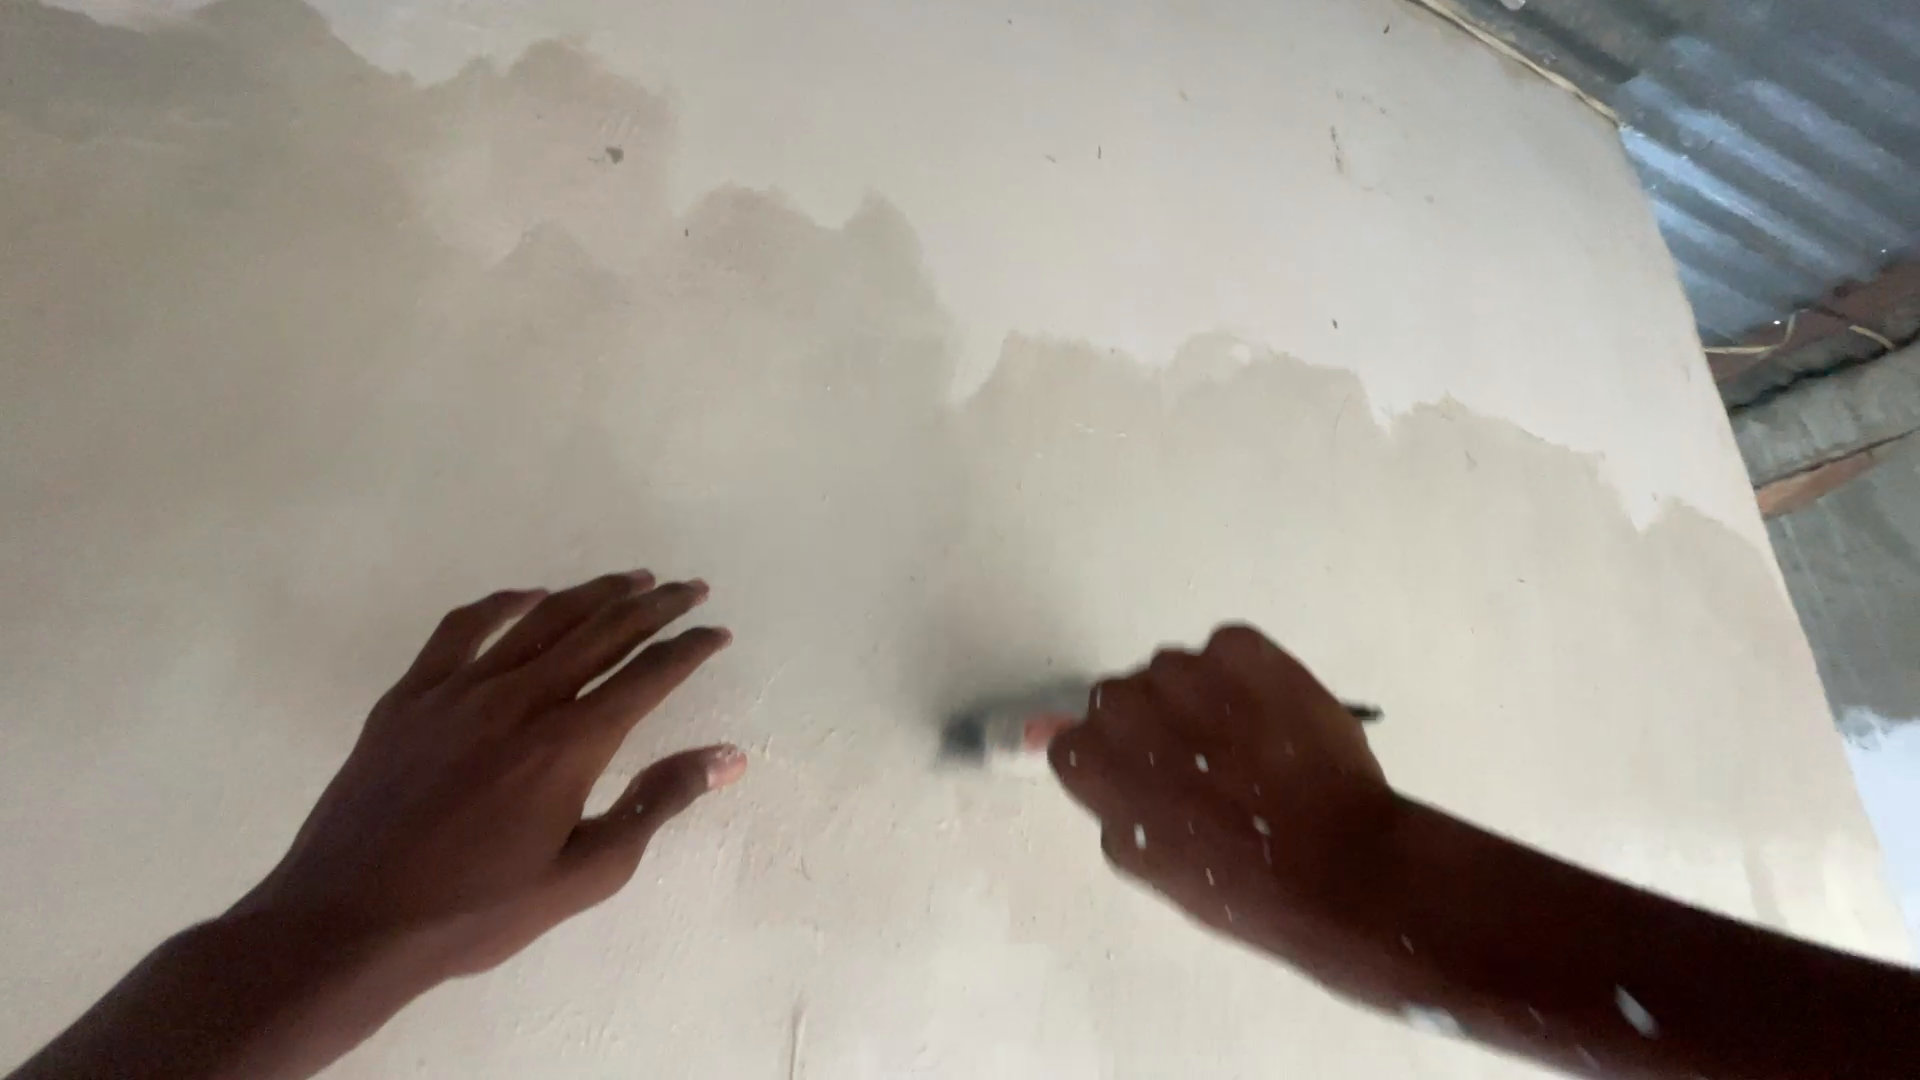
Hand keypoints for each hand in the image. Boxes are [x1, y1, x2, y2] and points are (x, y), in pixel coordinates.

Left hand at [233, 570, 745, 979]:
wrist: (340, 931)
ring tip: (634, 578)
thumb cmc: (477, 909)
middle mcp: (522, 700)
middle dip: (659, 605)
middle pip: (606, 631)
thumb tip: (728, 758)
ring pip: (544, 618)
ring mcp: (461, 691)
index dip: (692, 648)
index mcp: (569, 744)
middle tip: (692, 587)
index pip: (650, 675)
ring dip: (597, 592)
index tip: (717, 632)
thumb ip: (660, 803)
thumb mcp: (588, 872)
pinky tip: (529, 595)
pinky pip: (461, 629)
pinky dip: (502, 603)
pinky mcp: (411, 696)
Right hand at [1049, 625, 1399, 986]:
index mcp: (1090, 753)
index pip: (1079, 737)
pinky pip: (1228, 653)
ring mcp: (1184, 666)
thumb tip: (1049, 732)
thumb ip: (1098, 789)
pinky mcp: (1240, 645)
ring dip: (1200, 698)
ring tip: (1249, 747)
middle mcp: (1124, 698)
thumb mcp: (1143, 856)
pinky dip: (1246, 677)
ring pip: (1177, 674)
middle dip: (1156, 724)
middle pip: (1126, 699)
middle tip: (1206, 766)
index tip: (1155, 784)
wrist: (1338, 867)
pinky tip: (1275, 721)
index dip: (1120, 762)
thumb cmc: (1231, 881)